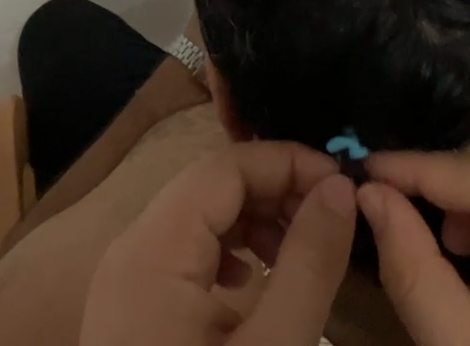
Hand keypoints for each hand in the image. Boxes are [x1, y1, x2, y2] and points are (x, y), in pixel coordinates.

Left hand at [80, 141, 357, 345]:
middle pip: (209, 185)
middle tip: (330, 218)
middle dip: (275, 190)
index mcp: (152, 249)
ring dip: (254, 219)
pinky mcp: (131, 306)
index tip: (343, 185)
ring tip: (300, 252)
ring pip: (197, 214)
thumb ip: (309, 262)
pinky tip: (254, 283)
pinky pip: (183, 251)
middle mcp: (130, 249)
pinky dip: (228, 251)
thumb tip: (340, 186)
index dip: (287, 163)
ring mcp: (125, 278)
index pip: (226, 166)